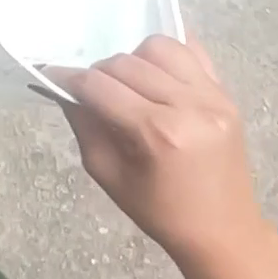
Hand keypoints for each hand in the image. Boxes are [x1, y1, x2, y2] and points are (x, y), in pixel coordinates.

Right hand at [40, 36, 268, 265]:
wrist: (223, 231)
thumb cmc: (159, 211)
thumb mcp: (106, 173)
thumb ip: (83, 124)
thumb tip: (63, 88)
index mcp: (158, 133)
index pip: (98, 86)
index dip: (67, 77)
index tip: (51, 76)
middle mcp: (190, 105)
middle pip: (125, 62)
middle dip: (98, 72)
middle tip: (90, 92)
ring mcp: (214, 96)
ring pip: (158, 47)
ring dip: (133, 59)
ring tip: (128, 85)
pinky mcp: (226, 94)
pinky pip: (192, 51)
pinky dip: (166, 54)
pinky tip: (154, 71)